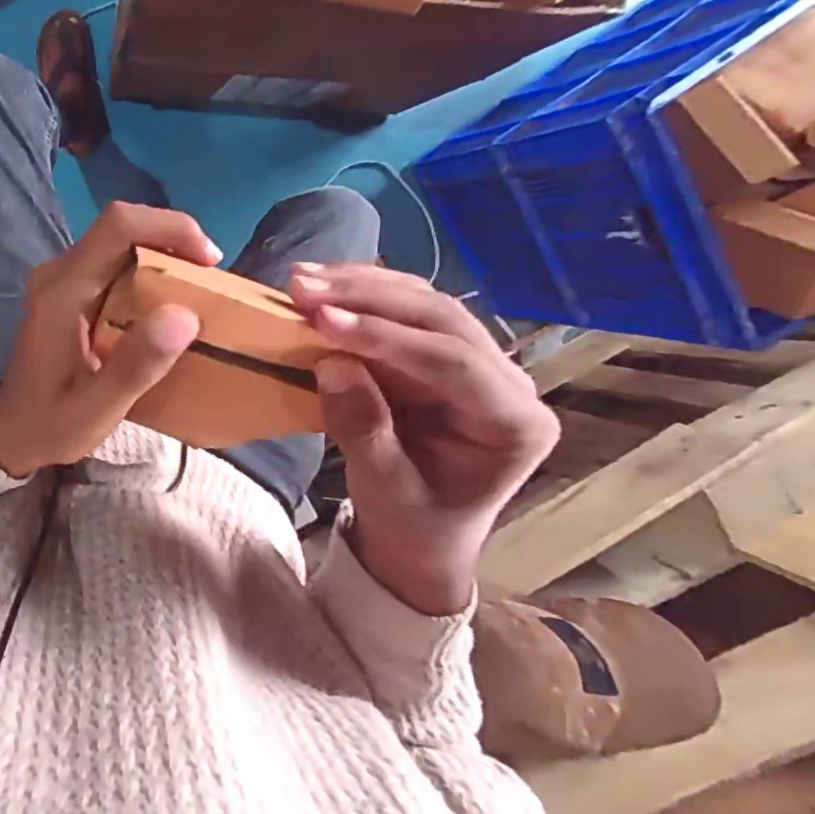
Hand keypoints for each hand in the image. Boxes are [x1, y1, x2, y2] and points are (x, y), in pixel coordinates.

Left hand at [0, 203, 219, 478]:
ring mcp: (59, 280)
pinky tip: (166, 308)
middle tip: (210, 283)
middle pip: (121, 230)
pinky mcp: (66, 293)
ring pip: (119, 244)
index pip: (117, 227)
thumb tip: (184, 316)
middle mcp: (58, 274)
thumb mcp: (95, 409)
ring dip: (162, 259)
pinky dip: (146, 275)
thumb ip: (135, 366)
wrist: (10, 432)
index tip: (208, 261)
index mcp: (62, 292)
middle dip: (173, 244)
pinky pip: (112, 265)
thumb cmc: (49, 424)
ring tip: (197, 294)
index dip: (169, 228)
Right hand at [286, 264, 557, 615]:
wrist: (420, 536)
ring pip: (424, 304)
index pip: (453, 362)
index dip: (386, 337)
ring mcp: (475, 364)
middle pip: (442, 318)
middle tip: (302, 285)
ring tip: (302, 277)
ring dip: (360, 286)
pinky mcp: (438, 356)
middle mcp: (506, 382)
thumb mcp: (384, 490)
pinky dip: (361, 295)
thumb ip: (363, 430)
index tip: (322, 321)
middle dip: (368, 297)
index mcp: (513, 423)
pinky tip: (324, 285)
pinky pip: (403, 313)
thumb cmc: (411, 523)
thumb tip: (330, 365)